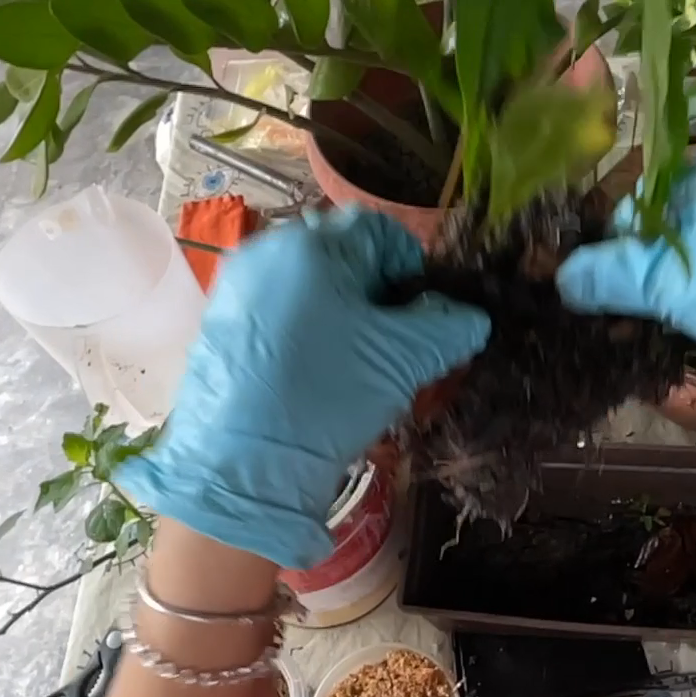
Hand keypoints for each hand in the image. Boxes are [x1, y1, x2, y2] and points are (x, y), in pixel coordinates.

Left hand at [117, 209, 489, 568]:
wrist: (245, 466)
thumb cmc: (329, 396)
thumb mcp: (404, 360)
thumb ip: (449, 328)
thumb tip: (474, 318)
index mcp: (311, 245)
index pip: (381, 231)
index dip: (413, 270)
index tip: (423, 320)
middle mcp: (266, 252)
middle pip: (344, 258)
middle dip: (379, 298)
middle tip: (396, 348)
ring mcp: (238, 290)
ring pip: (312, 289)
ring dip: (347, 319)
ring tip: (359, 369)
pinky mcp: (221, 327)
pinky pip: (282, 314)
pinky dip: (311, 335)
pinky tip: (319, 379)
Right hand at [556, 156, 695, 470]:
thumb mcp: (685, 287)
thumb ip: (618, 277)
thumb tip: (561, 278)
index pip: (645, 193)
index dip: (611, 238)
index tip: (587, 284)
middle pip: (665, 225)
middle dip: (632, 268)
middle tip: (606, 311)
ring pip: (688, 254)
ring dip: (657, 289)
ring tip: (632, 324)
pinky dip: (688, 298)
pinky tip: (671, 326)